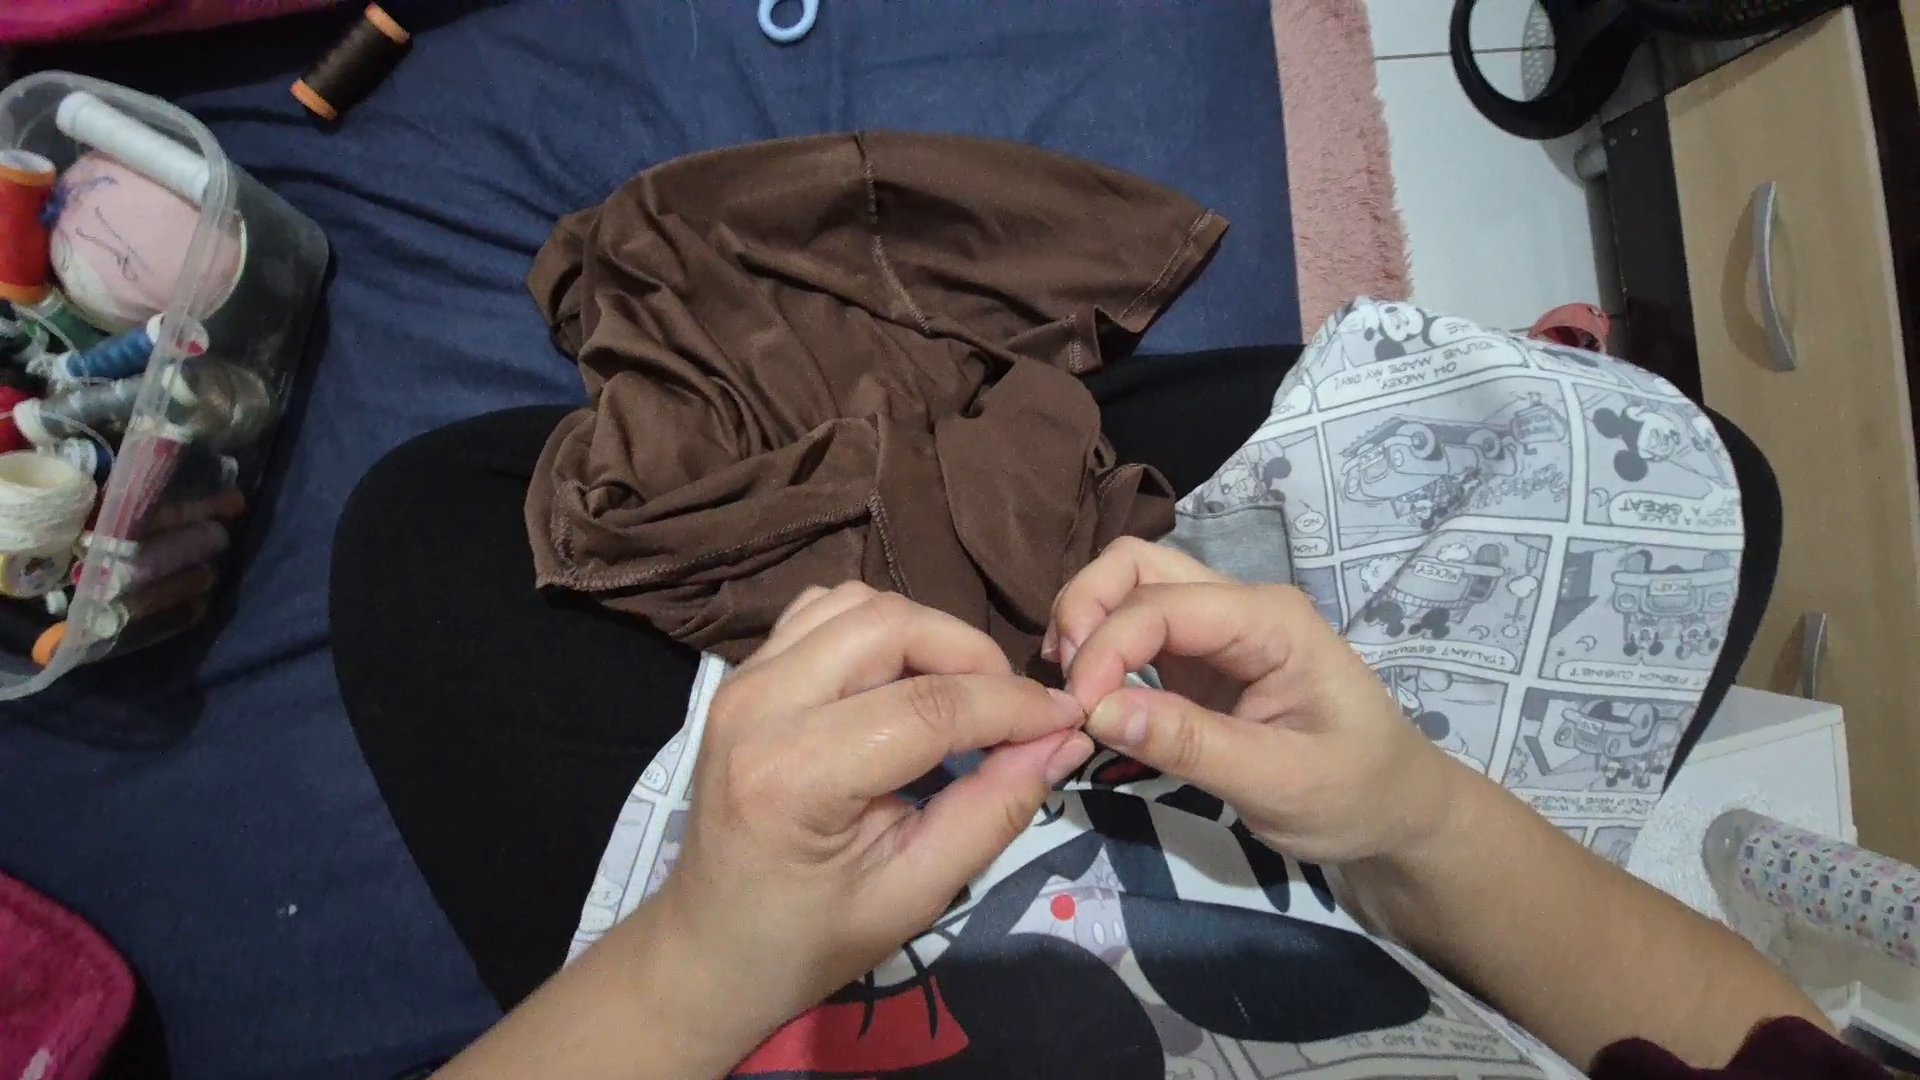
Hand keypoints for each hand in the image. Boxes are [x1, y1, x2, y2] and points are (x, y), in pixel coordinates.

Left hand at [650, 582, 1094, 1051]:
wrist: (705, 946)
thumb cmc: (807, 939)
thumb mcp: (913, 895)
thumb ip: (993, 811)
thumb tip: (1062, 740)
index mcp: (792, 776)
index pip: (927, 707)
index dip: (1011, 704)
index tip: (1065, 716)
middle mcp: (758, 703)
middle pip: (891, 625)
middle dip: (972, 654)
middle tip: (1012, 707)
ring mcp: (743, 677)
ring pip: (860, 603)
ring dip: (928, 634)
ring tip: (961, 691)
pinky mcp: (745, 669)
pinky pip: (825, 608)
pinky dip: (880, 626)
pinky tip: (899, 674)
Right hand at [1045, 538, 1458, 863]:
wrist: (1394, 809)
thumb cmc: (1355, 793)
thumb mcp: (1282, 783)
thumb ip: (1191, 744)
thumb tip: (1096, 711)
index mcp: (1270, 619)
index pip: (1161, 605)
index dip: (1106, 648)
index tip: (1080, 711)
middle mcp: (1237, 604)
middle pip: (1136, 564)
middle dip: (1085, 607)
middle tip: (1065, 678)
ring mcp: (1214, 625)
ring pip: (1128, 583)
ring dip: (1086, 620)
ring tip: (1071, 683)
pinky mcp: (1195, 653)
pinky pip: (1132, 623)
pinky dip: (1097, 643)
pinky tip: (1087, 684)